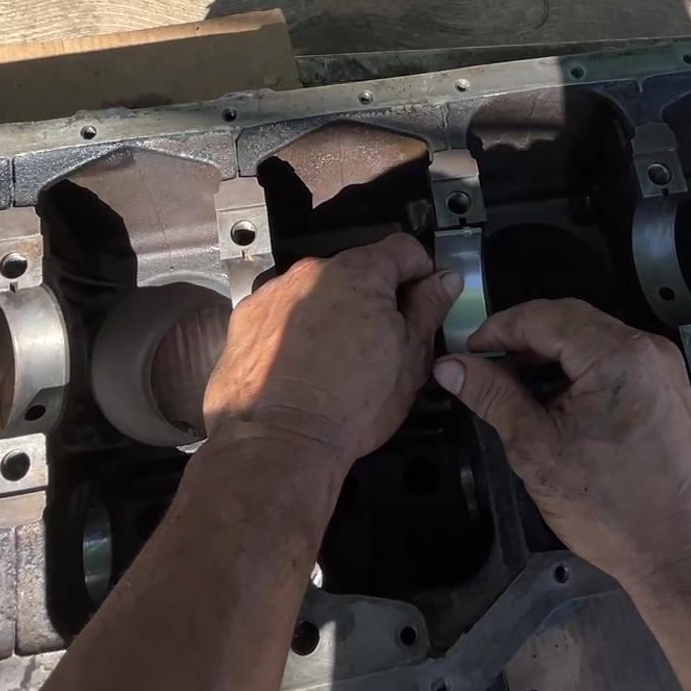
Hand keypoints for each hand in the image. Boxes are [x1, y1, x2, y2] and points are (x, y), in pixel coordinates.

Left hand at [204, 233, 461, 471]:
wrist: (279, 442)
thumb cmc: (350, 405)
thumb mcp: (410, 358)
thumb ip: (428, 308)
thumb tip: (443, 280)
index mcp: (361, 272)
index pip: (403, 248)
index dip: (420, 272)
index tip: (421, 300)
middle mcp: (314, 270)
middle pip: (357, 270)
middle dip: (373, 297)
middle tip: (381, 343)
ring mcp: (275, 291)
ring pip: (318, 291)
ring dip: (332, 311)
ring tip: (335, 361)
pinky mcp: (246, 317)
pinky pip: (282, 311)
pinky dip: (295, 328)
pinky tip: (300, 365)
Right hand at [430, 299, 690, 593]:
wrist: (686, 559)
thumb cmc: (616, 511)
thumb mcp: (536, 449)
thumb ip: (492, 396)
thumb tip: (453, 367)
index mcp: (617, 354)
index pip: (543, 316)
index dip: (499, 328)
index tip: (471, 349)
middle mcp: (647, 350)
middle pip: (570, 319)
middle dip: (523, 336)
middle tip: (488, 361)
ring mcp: (663, 369)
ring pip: (592, 337)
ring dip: (550, 351)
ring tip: (516, 379)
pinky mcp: (669, 391)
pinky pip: (615, 359)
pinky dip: (579, 367)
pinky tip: (556, 395)